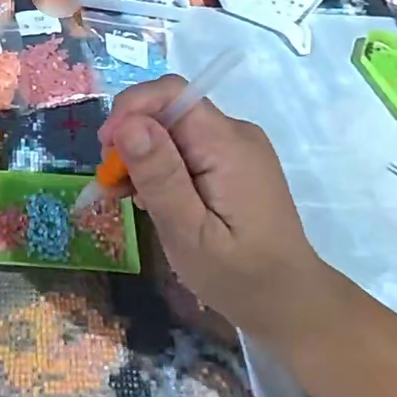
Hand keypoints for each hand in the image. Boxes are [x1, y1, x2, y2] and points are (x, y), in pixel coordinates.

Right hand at [100, 76, 327, 343]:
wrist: (291, 303)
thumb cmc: (239, 276)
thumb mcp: (189, 233)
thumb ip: (160, 176)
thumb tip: (128, 123)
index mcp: (227, 144)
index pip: (171, 93)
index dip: (130, 109)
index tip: (105, 149)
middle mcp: (234, 134)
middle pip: (169, 110)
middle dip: (131, 137)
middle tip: (111, 183)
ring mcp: (235, 147)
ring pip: (173, 129)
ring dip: (142, 155)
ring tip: (126, 197)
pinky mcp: (231, 162)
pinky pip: (185, 147)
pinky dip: (159, 165)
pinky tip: (150, 198)